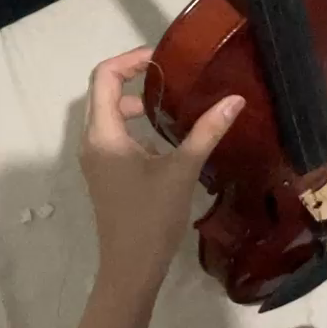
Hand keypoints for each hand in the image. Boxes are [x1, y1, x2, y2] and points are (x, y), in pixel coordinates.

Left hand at [81, 47, 243, 295]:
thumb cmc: (152, 218)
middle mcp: (91, 141)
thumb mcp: (182, 171)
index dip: (131, 60)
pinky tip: (165, 140)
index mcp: (103, 134)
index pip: (105, 77)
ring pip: (107, 115)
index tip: (164, 61)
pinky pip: (113, 136)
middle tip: (172, 76)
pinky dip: (134, 127)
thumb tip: (235, 100)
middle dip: (134, 78)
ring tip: (171, 105)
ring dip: (134, 104)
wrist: (131, 267)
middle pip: (103, 92)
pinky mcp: (103, 174)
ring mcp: (95, 160)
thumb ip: (207, 132)